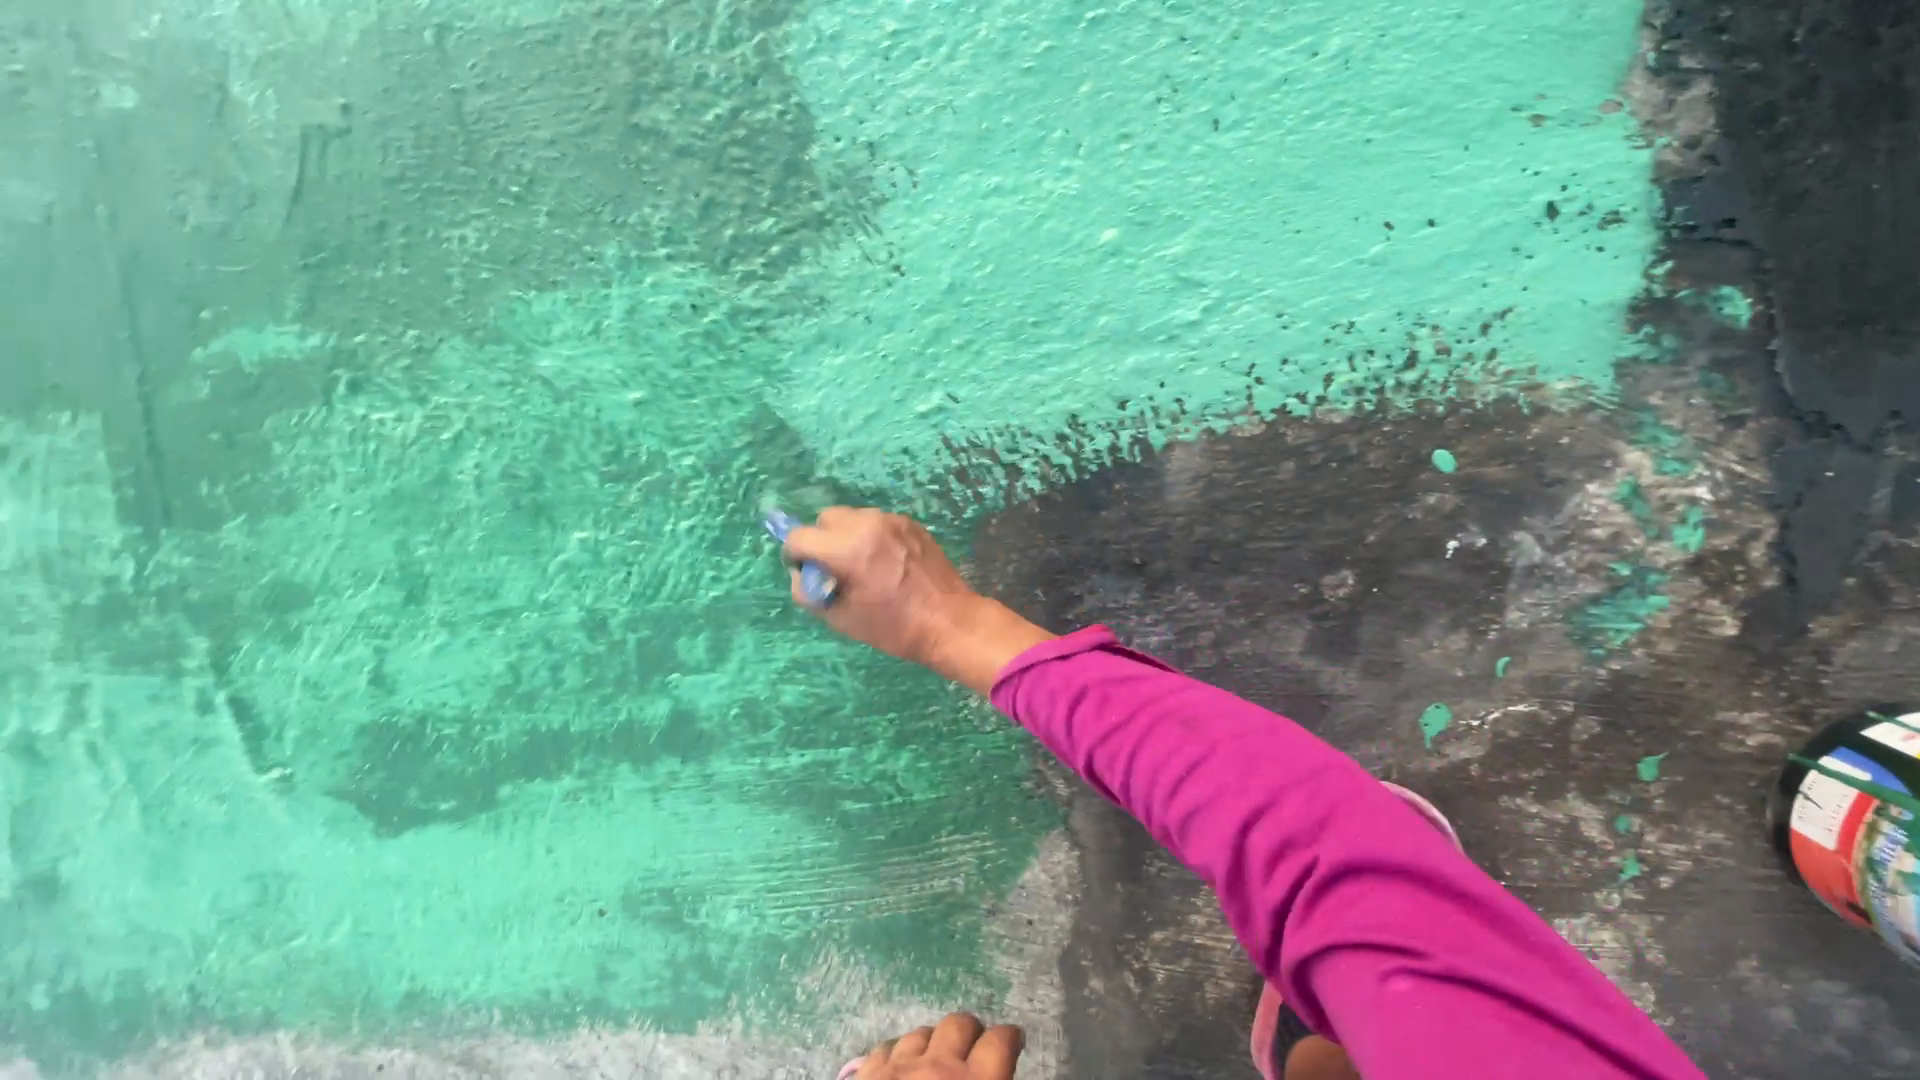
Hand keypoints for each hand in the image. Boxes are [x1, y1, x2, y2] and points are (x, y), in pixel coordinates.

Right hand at [783, 508, 1054, 695]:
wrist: (949, 621)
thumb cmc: (893, 627)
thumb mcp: (840, 618)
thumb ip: (808, 591)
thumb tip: (801, 572)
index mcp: (848, 548)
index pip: (799, 537)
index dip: (795, 556)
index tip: (807, 573)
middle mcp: (868, 524)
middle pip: (825, 519)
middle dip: (821, 541)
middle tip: (835, 570)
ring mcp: (893, 520)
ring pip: (853, 518)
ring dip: (847, 537)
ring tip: (864, 567)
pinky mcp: (911, 523)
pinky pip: (877, 523)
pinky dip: (871, 537)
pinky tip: (886, 564)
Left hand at [852, 1013, 1023, 1078]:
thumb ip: (995, 1079)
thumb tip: (1002, 1070)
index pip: (1002, 1041)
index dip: (1011, 1037)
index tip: (1014, 1040)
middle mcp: (939, 1066)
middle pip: (959, 1024)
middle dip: (970, 1033)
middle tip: (974, 1048)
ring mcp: (898, 1068)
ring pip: (920, 1032)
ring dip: (932, 1043)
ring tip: (935, 1056)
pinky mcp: (866, 1075)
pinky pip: (884, 1050)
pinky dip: (897, 1056)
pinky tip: (900, 1066)